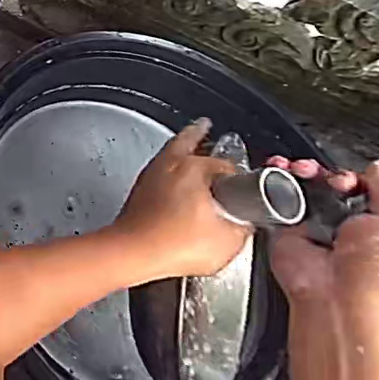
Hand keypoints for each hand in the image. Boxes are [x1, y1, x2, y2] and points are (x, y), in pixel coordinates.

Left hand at [111, 118, 249, 279]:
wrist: (133, 252)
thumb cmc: (172, 243)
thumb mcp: (228, 241)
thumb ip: (242, 227)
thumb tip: (245, 224)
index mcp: (194, 168)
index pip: (225, 165)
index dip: (237, 177)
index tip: (241, 186)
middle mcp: (170, 164)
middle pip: (188, 139)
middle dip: (199, 133)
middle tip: (205, 126)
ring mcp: (151, 175)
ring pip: (170, 153)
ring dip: (181, 150)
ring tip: (191, 152)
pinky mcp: (139, 190)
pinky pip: (158, 172)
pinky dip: (169, 172)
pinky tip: (175, 185)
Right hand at [267, 158, 378, 339]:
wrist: (340, 308)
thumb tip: (378, 169)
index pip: (375, 196)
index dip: (363, 181)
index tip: (354, 179)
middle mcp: (355, 240)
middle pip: (338, 191)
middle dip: (331, 176)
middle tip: (330, 180)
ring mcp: (321, 238)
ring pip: (311, 192)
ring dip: (304, 174)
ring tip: (302, 170)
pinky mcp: (291, 238)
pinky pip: (283, 203)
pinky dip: (279, 184)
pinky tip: (281, 172)